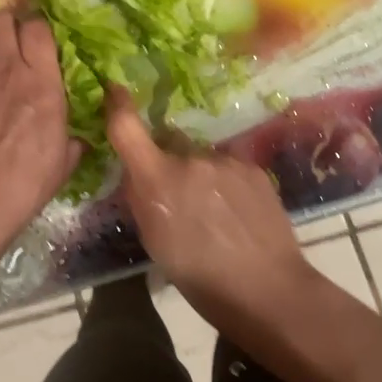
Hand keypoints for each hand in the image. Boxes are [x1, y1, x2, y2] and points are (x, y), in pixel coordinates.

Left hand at [0, 11, 81, 257]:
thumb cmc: (28, 181)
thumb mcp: (63, 160)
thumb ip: (72, 139)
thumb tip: (77, 139)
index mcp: (41, 82)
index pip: (37, 28)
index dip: (38, 27)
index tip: (41, 39)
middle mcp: (8, 70)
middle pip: (3, 19)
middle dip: (10, 22)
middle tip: (16, 38)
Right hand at [104, 85, 320, 325]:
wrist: (267, 291)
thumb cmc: (199, 278)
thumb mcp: (153, 241)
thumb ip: (141, 198)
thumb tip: (136, 174)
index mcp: (158, 179)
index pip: (126, 127)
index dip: (117, 105)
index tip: (114, 90)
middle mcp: (190, 159)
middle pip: (170, 144)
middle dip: (169, 162)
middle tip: (181, 197)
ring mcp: (225, 160)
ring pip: (202, 157)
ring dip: (201, 175)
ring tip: (216, 213)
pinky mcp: (252, 167)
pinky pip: (229, 166)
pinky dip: (227, 183)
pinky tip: (238, 214)